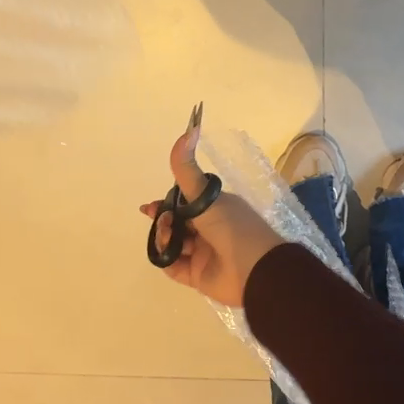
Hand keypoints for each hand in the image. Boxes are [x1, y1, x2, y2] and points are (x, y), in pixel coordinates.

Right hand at [140, 123, 285, 307]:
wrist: (253, 269)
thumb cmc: (231, 227)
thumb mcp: (204, 194)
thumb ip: (187, 167)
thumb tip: (189, 127)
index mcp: (216, 209)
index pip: (185, 202)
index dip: (167, 202)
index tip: (150, 206)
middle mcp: (209, 229)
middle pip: (176, 222)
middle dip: (162, 220)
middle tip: (156, 219)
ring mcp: (203, 253)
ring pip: (173, 243)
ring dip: (164, 238)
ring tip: (167, 236)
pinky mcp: (198, 276)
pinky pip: (174, 267)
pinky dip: (167, 259)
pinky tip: (167, 252)